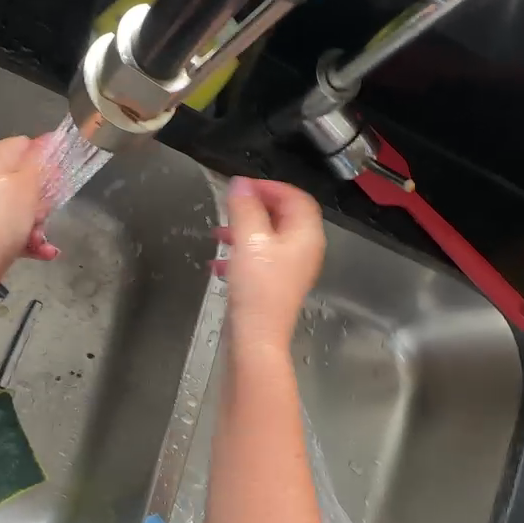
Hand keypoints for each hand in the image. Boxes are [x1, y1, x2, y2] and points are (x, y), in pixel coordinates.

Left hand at [0, 136, 59, 289]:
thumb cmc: (0, 219)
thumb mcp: (27, 184)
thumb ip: (39, 160)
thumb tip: (48, 140)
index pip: (25, 146)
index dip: (45, 162)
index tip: (58, 183)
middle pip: (23, 180)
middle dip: (41, 200)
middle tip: (44, 215)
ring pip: (18, 208)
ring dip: (36, 225)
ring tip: (40, 241)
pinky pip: (8, 229)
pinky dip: (25, 240)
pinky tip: (42, 252)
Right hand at [218, 177, 324, 351]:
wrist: (257, 339)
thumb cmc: (257, 289)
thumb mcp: (248, 240)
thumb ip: (244, 207)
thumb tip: (239, 184)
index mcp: (305, 235)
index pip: (295, 197)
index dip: (269, 186)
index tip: (242, 186)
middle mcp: (303, 250)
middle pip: (282, 217)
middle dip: (253, 209)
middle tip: (229, 206)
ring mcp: (290, 270)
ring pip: (267, 239)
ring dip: (243, 232)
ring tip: (218, 234)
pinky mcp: (274, 287)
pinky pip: (259, 261)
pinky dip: (240, 255)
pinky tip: (218, 263)